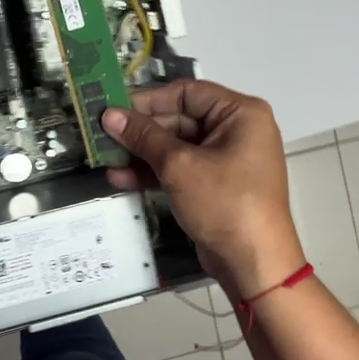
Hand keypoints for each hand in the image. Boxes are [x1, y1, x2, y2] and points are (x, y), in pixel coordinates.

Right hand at [102, 81, 306, 300]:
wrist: (255, 266)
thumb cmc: (225, 204)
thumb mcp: (179, 166)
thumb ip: (143, 137)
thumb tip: (109, 115)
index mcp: (240, 114)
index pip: (186, 93)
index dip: (148, 99)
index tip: (114, 107)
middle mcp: (236, 130)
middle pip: (179, 119)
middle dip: (140, 131)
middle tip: (103, 134)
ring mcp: (226, 159)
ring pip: (175, 146)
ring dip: (141, 153)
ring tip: (105, 158)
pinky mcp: (215, 185)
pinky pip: (180, 168)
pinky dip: (153, 172)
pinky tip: (121, 178)